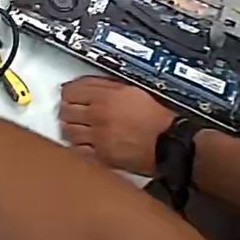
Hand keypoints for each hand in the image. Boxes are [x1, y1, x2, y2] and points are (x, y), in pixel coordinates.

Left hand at [58, 77, 175, 174]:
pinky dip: (78, 148)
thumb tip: (86, 84)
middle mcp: (98, 115)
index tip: (70, 97)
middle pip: (65, 111)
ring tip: (79, 130)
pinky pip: (78, 151)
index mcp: (105, 96)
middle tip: (73, 114)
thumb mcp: (133, 90)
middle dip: (67, 112)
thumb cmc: (159, 117)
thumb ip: (106, 85)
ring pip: (68, 131)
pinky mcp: (103, 156)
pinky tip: (85, 145)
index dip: (68, 94)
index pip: (70, 92)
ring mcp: (98, 136)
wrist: (174, 142)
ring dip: (71, 130)